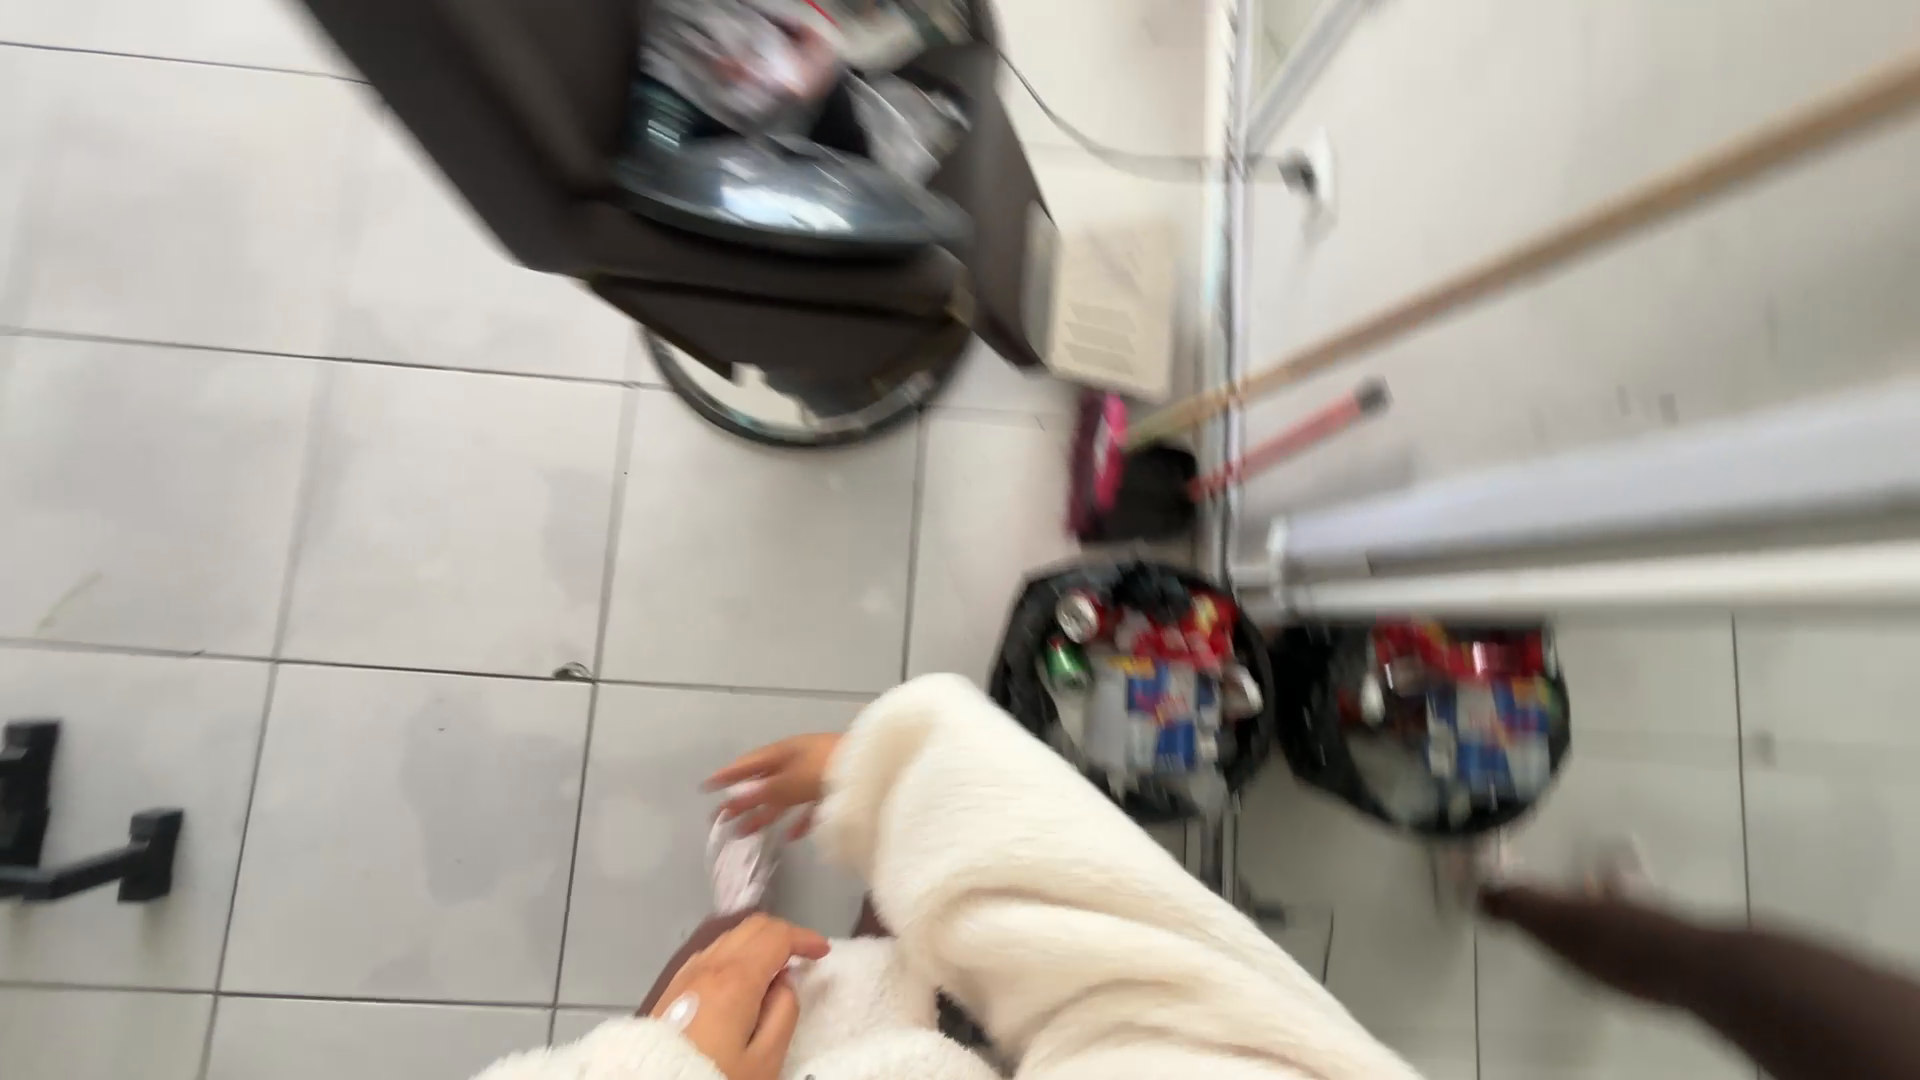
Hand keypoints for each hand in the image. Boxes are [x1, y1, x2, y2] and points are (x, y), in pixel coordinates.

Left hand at [649, 914, 830, 1079]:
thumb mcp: (764, 1062)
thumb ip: (784, 1013)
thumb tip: (784, 982)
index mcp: (737, 977)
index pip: (779, 936)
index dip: (805, 938)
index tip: (823, 952)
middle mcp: (710, 965)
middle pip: (754, 926)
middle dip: (784, 934)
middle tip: (802, 956)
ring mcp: (686, 975)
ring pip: (730, 937)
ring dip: (758, 942)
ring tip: (773, 969)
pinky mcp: (671, 990)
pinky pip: (710, 954)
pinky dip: (735, 953)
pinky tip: (739, 979)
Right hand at [706, 734, 841, 839]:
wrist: (878, 769)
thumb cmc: (832, 769)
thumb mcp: (795, 780)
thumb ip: (767, 790)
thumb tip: (737, 796)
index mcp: (787, 751)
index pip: (751, 763)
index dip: (729, 775)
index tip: (706, 787)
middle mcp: (800, 760)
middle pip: (766, 781)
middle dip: (743, 800)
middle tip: (720, 820)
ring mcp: (818, 774)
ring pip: (785, 796)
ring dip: (765, 813)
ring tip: (745, 832)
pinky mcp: (836, 790)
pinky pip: (810, 806)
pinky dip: (798, 820)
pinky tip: (789, 836)